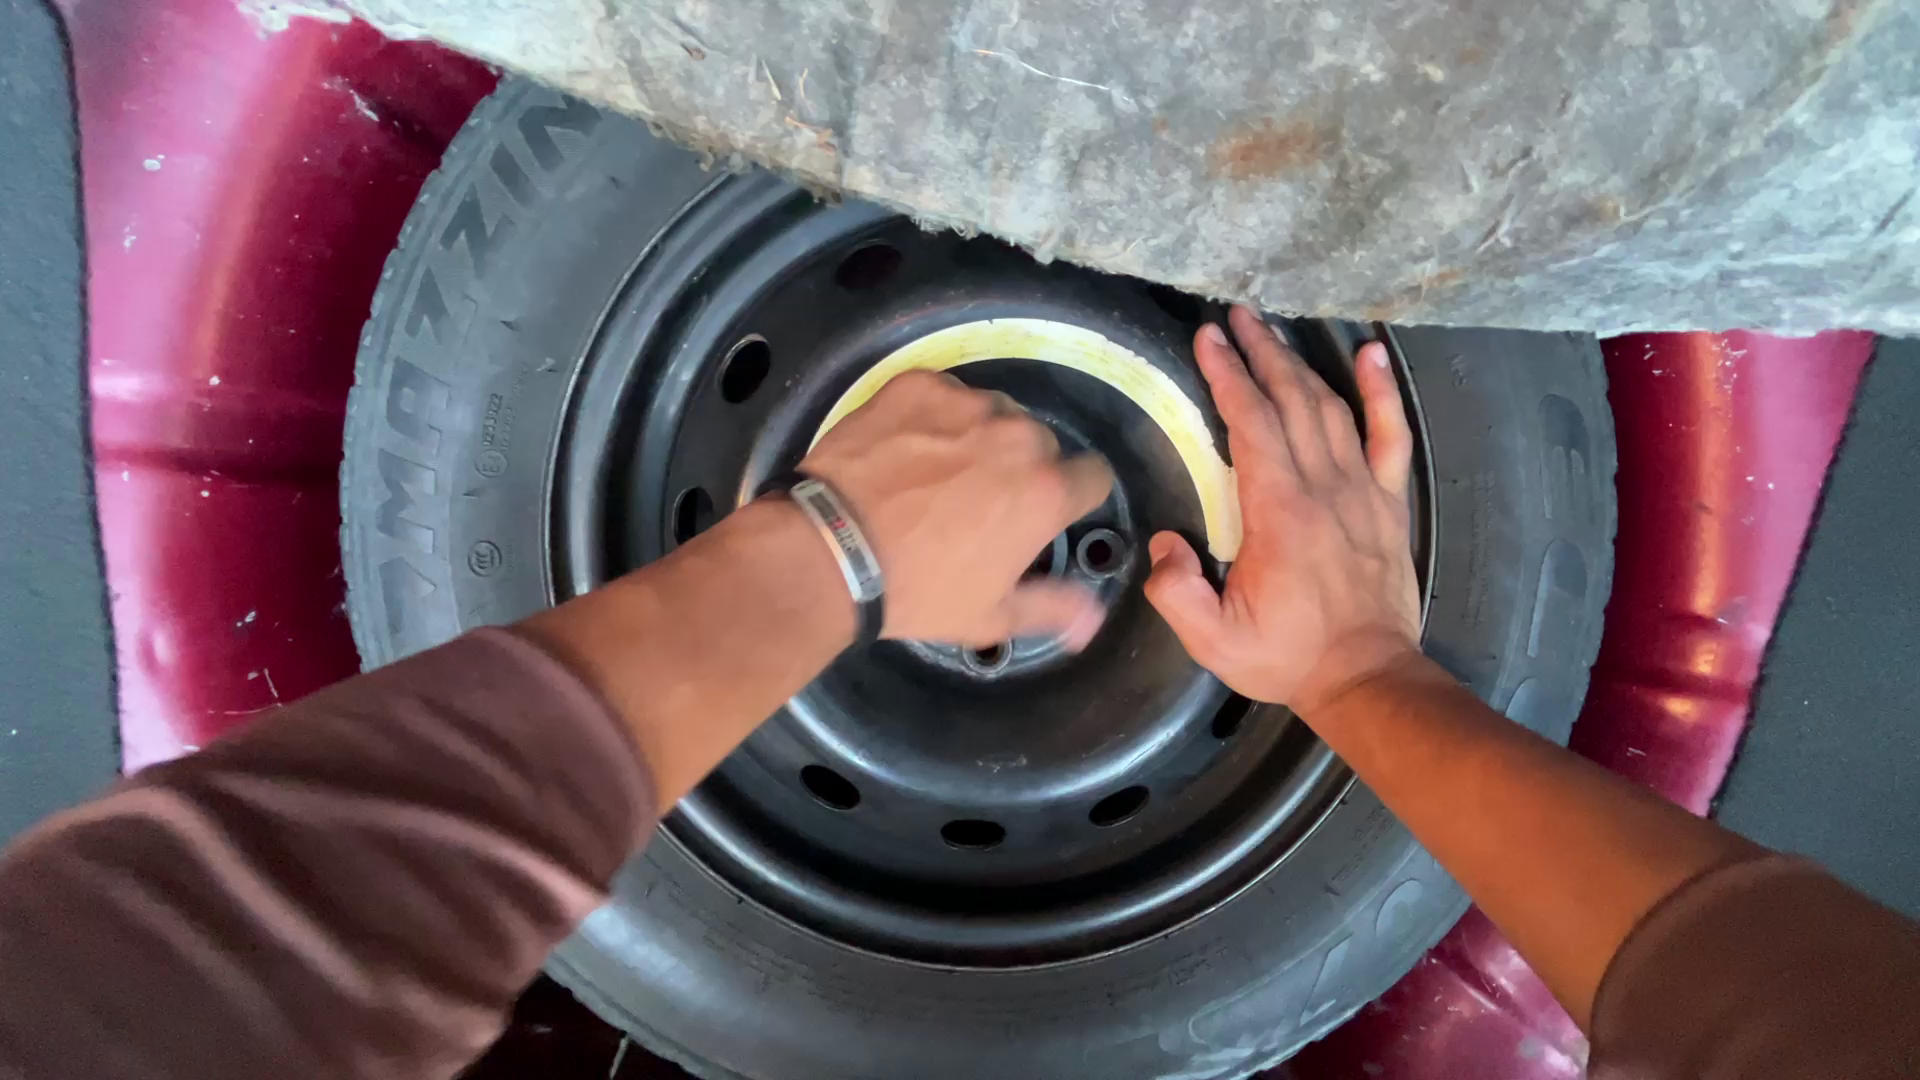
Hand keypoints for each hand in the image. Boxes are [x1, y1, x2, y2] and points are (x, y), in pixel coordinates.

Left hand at [801, 371, 1113, 646]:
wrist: (828, 550)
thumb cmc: (918, 590)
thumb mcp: (991, 615)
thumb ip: (1054, 607)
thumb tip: (1094, 616)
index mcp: (1046, 490)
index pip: (1093, 476)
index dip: (1073, 496)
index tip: (1044, 512)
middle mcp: (1017, 435)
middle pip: (1040, 444)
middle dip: (1020, 468)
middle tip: (976, 500)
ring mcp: (966, 403)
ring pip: (994, 414)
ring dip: (978, 438)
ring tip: (934, 472)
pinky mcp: (919, 385)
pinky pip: (945, 396)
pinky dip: (933, 418)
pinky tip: (903, 449)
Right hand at [1144, 305, 1421, 712]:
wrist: (1366, 676)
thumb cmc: (1284, 656)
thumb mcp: (1212, 638)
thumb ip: (1177, 590)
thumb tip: (1166, 544)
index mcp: (1278, 512)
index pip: (1250, 424)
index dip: (1227, 376)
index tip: (1207, 339)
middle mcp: (1323, 488)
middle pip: (1290, 400)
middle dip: (1259, 352)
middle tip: (1235, 316)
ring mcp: (1362, 491)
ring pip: (1330, 408)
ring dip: (1298, 364)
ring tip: (1271, 331)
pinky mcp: (1386, 503)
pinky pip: (1388, 435)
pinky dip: (1380, 393)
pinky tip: (1371, 357)